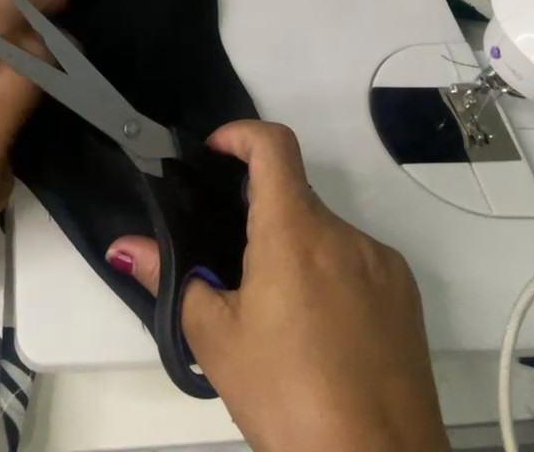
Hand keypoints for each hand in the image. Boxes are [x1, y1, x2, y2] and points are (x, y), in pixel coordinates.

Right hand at [107, 121, 450, 451]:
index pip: (273, 145)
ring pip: (325, 235)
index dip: (240, 134)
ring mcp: (383, 265)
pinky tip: (318, 334)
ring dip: (295, 252)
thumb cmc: (289, 399)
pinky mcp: (408, 298)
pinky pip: (357, 264)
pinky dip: (330, 276)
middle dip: (258, 217)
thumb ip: (170, 277)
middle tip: (231, 269)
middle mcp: (345, 235)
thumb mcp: (216, 339)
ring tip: (275, 316)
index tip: (216, 153)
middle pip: (295, 197)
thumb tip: (126, 247)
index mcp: (294, 233)